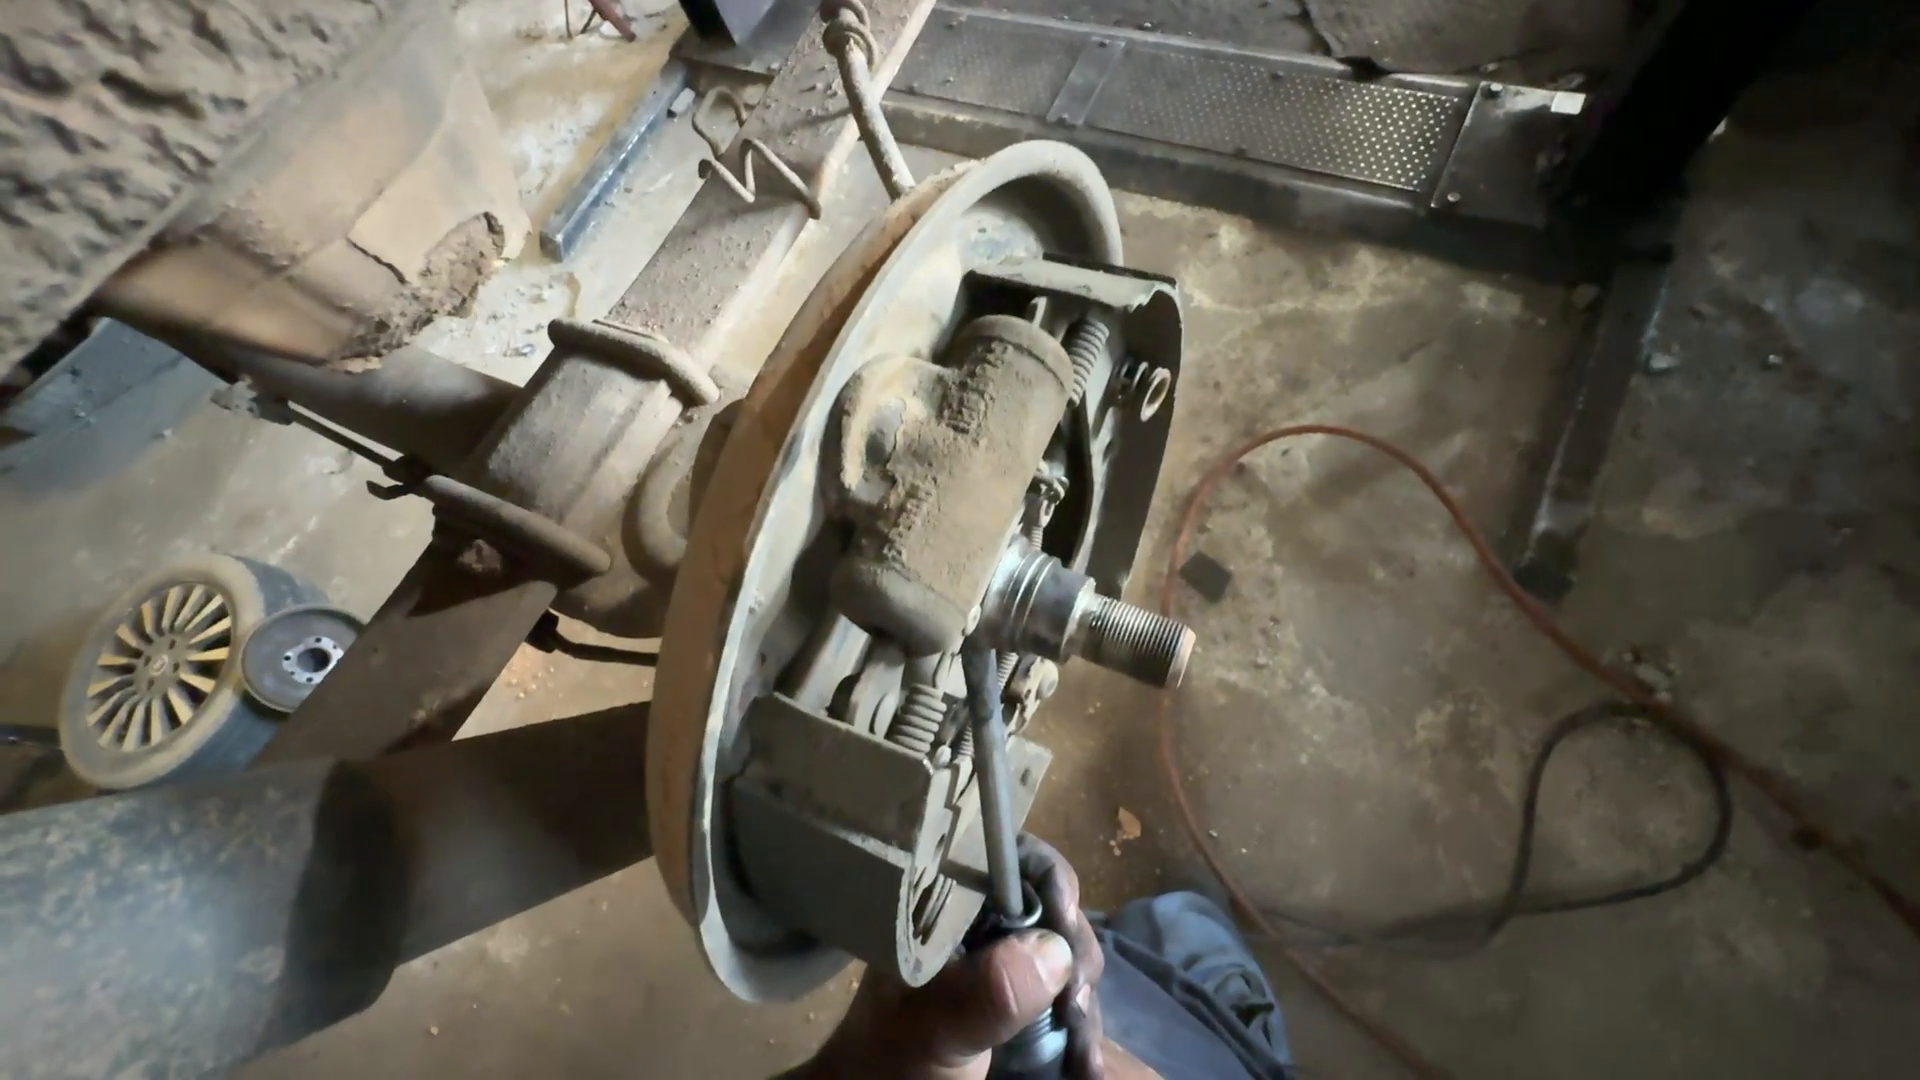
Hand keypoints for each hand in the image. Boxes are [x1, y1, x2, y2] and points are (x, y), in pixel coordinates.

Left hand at [796, 835, 1106, 1078]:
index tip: (1065, 916)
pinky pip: (1068, 1004)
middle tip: (1074, 1004)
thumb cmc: (889, 1062)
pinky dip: (1085, 1032)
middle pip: (1050, 906)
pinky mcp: (1022, 1008)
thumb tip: (1054, 949)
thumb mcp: (933, 1026)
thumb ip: (985, 990)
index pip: (1006, 855)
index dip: (1046, 874)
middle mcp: (980, 925)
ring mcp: (1004, 966)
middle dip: (1074, 950)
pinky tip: (1090, 1066)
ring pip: (1066, 958)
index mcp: (948, 905)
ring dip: (1085, 1002)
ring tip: (1085, 1057)